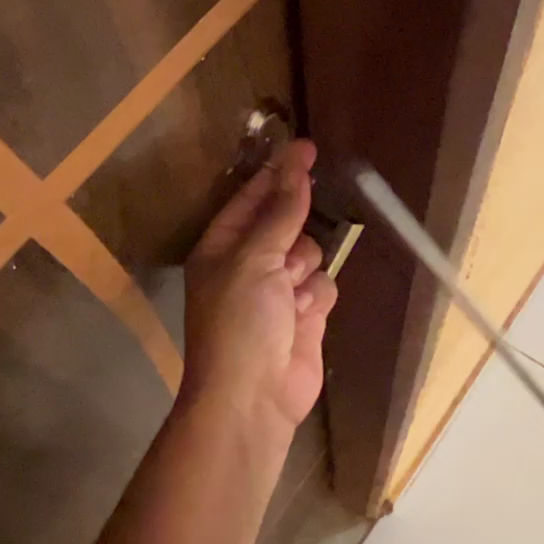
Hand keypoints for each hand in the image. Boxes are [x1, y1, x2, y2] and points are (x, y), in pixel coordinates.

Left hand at [178, 139, 337, 435]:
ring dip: (305, 271)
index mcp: (221, 247)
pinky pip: (322, 287)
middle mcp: (248, 265)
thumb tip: (295, 164)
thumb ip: (280, 212)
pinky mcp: (304, 317)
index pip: (251, 199)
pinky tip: (303, 319)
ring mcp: (277, 292)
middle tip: (290, 247)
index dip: (277, 174)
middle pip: (287, 224)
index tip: (307, 147)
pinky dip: (315, 299)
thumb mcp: (255, 258)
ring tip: (289, 297)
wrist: (253, 396)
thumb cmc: (239, 322)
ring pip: (311, 255)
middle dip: (295, 234)